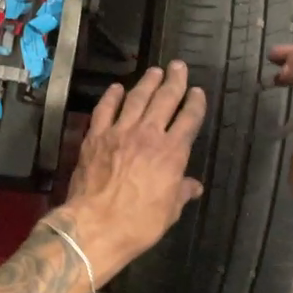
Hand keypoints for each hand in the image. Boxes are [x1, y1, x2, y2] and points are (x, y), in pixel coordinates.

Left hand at [51, 61, 206, 282]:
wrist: (95, 226)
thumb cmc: (138, 224)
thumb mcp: (169, 211)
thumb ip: (181, 192)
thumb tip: (194, 186)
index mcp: (172, 153)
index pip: (189, 119)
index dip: (195, 103)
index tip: (197, 92)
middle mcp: (149, 135)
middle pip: (165, 100)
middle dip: (174, 81)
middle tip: (178, 66)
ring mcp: (120, 132)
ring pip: (137, 98)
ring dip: (147, 82)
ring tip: (155, 71)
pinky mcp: (96, 136)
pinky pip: (105, 109)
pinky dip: (111, 96)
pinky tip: (117, 88)